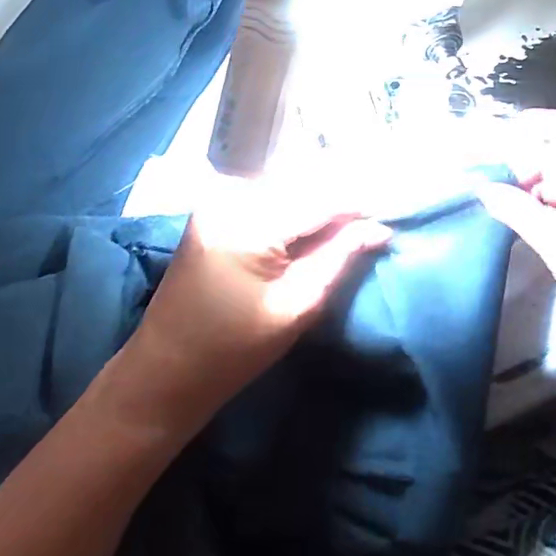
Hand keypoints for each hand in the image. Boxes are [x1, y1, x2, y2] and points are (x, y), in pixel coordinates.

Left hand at [108, 173, 391, 435]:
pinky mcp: (215, 207)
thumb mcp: (297, 307)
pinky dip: (298, 203)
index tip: (392, 212)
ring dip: (322, 197)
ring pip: (288, 184)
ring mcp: (218, 199)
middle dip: (343, 198)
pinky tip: (320, 218)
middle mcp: (230, 197)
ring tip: (355, 216)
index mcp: (248, 222)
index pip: (320, 198)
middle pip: (304, 183)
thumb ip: (339, 258)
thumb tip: (380, 228)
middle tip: (377, 215)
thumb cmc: (233, 351)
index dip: (360, 205)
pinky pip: (268, 194)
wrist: (162, 372)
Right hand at [476, 110, 555, 361]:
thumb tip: (482, 187)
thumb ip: (514, 208)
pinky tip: (530, 222)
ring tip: (506, 208)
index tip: (494, 134)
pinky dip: (549, 203)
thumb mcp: (551, 240)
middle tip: (492, 187)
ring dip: (535, 188)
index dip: (528, 123)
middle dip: (524, 166)